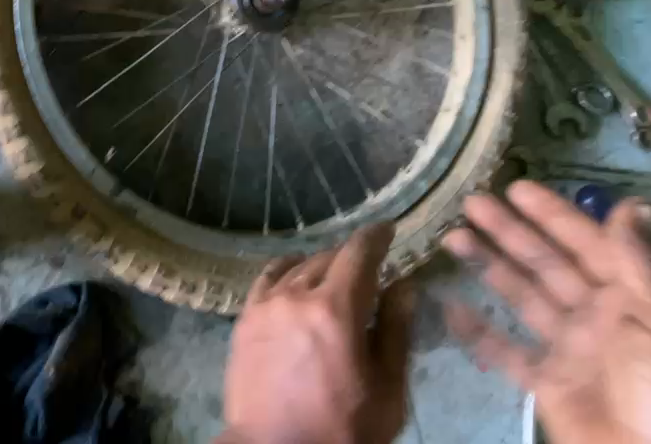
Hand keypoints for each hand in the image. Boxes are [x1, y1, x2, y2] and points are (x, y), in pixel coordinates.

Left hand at [220, 224, 416, 443]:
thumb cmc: (343, 432)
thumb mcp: (387, 392)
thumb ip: (395, 333)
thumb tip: (404, 287)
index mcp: (336, 310)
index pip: (358, 255)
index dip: (375, 237)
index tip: (387, 228)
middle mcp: (297, 294)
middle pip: (328, 258)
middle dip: (352, 258)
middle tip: (369, 267)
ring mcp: (266, 304)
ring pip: (298, 266)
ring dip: (321, 265)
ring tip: (336, 275)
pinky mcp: (246, 317)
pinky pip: (268, 278)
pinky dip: (287, 270)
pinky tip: (295, 275)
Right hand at [441, 182, 650, 443]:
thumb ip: (640, 265)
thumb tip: (636, 203)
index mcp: (636, 303)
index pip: (590, 246)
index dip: (554, 217)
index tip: (515, 188)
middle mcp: (602, 320)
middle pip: (549, 266)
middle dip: (511, 232)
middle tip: (471, 202)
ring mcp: (573, 353)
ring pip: (523, 297)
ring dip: (489, 266)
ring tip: (452, 237)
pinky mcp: (550, 386)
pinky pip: (507, 352)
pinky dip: (478, 330)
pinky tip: (449, 305)